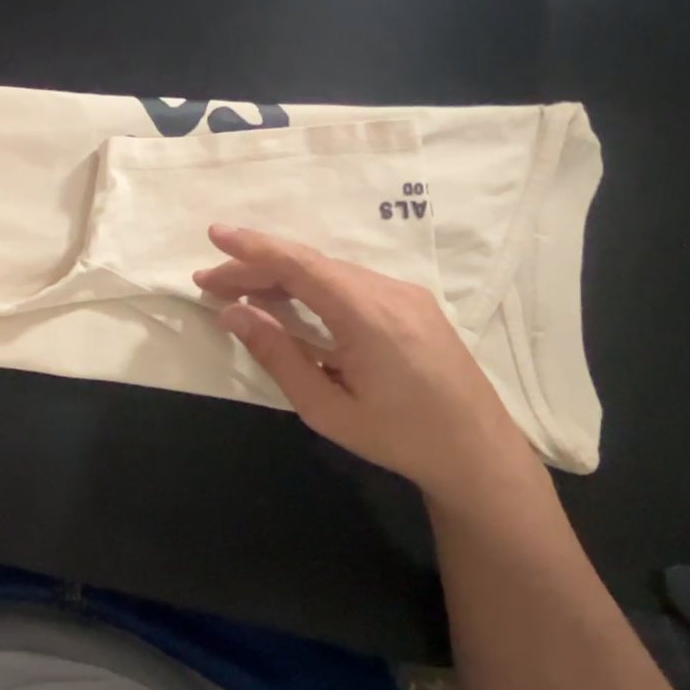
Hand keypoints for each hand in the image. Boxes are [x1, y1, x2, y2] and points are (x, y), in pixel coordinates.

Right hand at [194, 224, 538, 509]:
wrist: (480, 455)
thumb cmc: (399, 439)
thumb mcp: (325, 408)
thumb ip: (277, 355)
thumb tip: (232, 313)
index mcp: (369, 317)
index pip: (300, 266)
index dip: (253, 247)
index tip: (213, 234)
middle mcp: (390, 294)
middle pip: (309, 264)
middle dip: (254, 267)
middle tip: (209, 285)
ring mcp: (406, 296)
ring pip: (328, 271)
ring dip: (279, 276)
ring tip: (237, 293)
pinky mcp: (412, 305)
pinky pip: (348, 282)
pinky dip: (307, 285)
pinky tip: (285, 302)